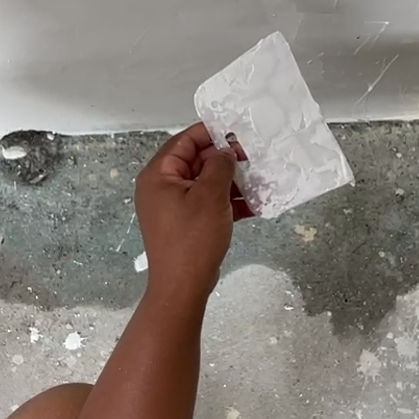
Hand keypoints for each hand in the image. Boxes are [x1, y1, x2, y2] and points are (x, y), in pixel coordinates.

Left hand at [134, 123, 249, 297]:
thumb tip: (225, 152)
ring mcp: (174, 206)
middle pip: (196, 161)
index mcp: (159, 174)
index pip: (184, 141)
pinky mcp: (186, 222)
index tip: (238, 131)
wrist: (182, 287)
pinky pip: (208, 203)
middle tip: (254, 157)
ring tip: (259, 179)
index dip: (211, 133)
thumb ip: (219, 166)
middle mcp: (162, 186)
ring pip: (205, 183)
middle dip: (225, 159)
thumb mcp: (210, 196)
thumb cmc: (193, 237)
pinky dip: (228, 202)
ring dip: (231, 181)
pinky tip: (254, 204)